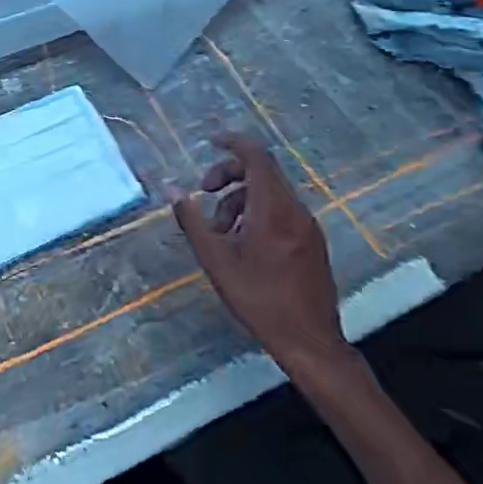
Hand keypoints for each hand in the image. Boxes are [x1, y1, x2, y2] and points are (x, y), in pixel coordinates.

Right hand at [172, 133, 351, 373]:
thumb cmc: (258, 299)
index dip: (234, 144)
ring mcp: (308, 228)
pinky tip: (239, 242)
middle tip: (203, 193)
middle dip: (228, 175)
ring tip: (217, 230)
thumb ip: (192, 220)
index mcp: (273, 212)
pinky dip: (254, 213)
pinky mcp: (311, 242)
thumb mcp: (215, 259)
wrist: (309, 341)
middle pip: (263, 173)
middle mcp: (296, 212)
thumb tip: (171, 189)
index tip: (211, 141)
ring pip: (269, 194)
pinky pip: (280, 211)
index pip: (258, 159)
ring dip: (238, 200)